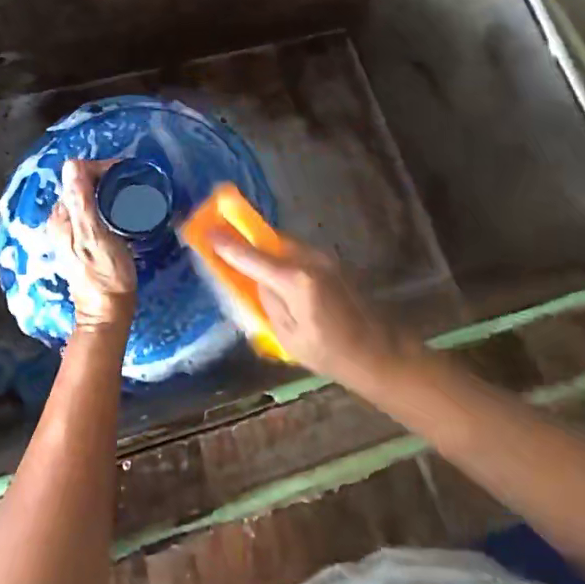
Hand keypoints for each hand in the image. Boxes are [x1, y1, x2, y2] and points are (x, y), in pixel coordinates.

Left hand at [45, 160, 136, 329]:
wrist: (108, 312)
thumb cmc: (105, 274)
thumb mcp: (94, 235)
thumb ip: (82, 201)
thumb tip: (72, 165)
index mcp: (61, 216)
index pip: (76, 174)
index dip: (101, 168)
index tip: (125, 174)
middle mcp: (62, 220)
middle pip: (83, 183)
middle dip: (106, 178)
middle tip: (132, 184)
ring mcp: (73, 231)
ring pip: (90, 197)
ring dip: (110, 190)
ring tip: (132, 195)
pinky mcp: (85, 240)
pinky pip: (96, 210)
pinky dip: (110, 204)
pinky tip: (125, 211)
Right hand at [206, 232, 417, 386]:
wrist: (377, 351)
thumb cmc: (329, 353)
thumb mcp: (287, 334)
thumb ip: (267, 301)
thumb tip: (256, 279)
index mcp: (295, 280)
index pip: (252, 257)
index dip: (227, 244)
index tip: (206, 231)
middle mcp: (309, 260)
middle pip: (268, 243)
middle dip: (246, 243)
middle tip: (224, 243)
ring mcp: (323, 259)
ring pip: (283, 247)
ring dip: (265, 253)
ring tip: (249, 265)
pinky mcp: (330, 263)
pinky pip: (296, 255)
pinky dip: (281, 260)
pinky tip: (278, 278)